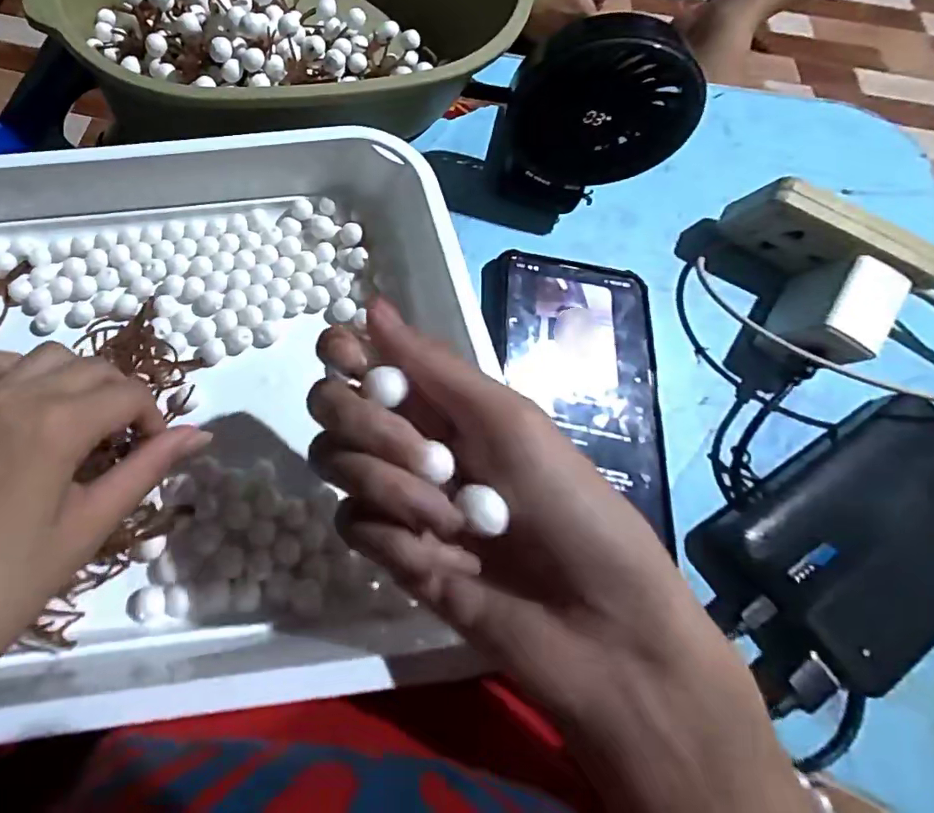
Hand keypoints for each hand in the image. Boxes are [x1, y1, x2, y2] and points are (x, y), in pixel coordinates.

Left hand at [0, 345, 210, 778]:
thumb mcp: (83, 533)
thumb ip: (143, 472)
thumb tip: (201, 435)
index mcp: (55, 421)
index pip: (127, 392)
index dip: (154, 419)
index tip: (155, 454)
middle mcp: (14, 392)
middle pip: (90, 367)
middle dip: (120, 398)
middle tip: (124, 450)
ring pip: (42, 358)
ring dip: (74, 381)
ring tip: (78, 431)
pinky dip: (20, 374)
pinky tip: (23, 414)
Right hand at [307, 300, 809, 812]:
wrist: (603, 630)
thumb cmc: (574, 509)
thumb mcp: (510, 422)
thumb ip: (433, 367)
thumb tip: (373, 304)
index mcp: (435, 401)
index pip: (358, 358)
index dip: (342, 351)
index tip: (354, 364)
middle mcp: (403, 439)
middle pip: (330, 405)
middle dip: (368, 426)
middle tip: (430, 460)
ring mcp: (392, 495)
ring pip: (333, 461)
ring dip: (393, 488)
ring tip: (457, 525)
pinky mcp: (388, 551)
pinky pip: (352, 524)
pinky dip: (397, 539)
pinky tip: (447, 563)